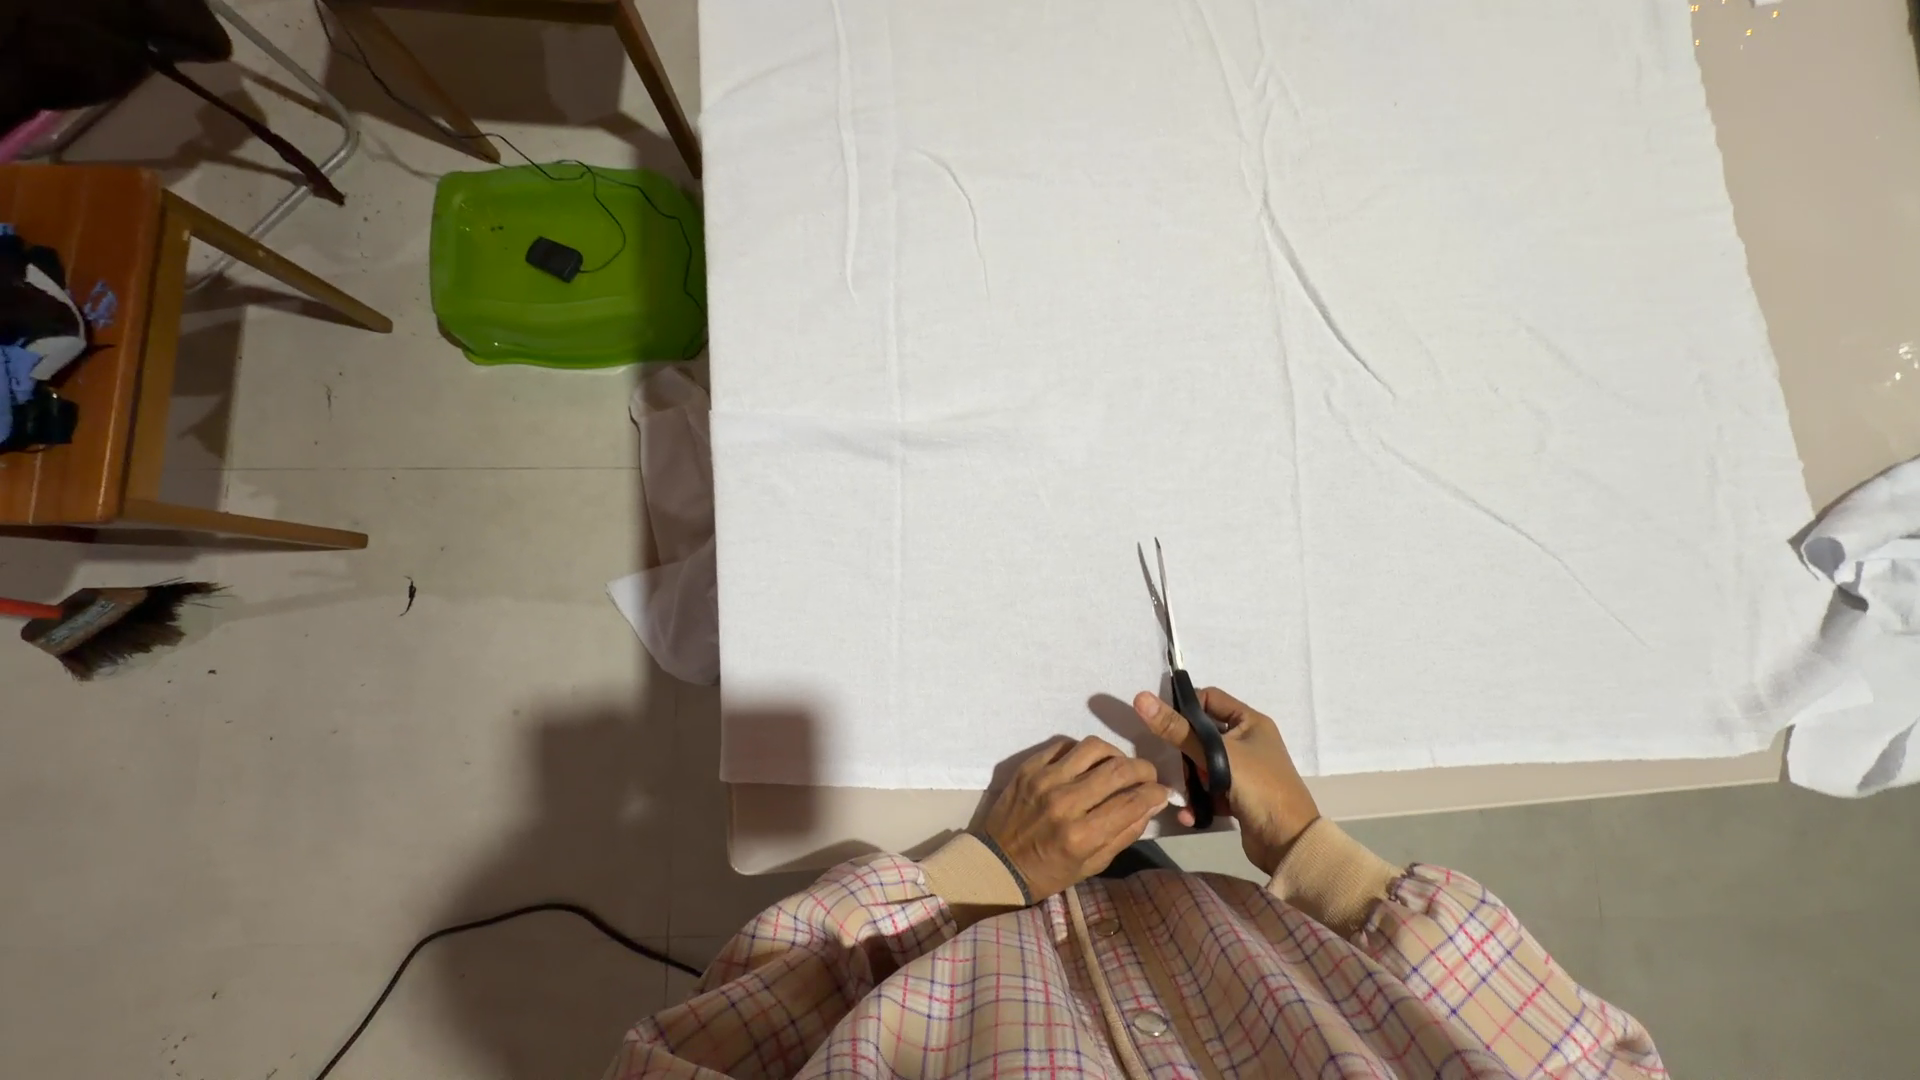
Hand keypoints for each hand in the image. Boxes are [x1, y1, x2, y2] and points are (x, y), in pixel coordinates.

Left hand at [981, 736, 1172, 900]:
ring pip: (1093, 747)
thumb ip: (1125, 832)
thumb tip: (1153, 803)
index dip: (1155, 793)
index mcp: (1082, 835)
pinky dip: (1083, 751)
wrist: (997, 863)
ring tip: (1118, 765)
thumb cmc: (1049, 871)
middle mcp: (1064, 802)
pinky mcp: (1029, 766)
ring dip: (1115, 753)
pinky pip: (1065, 745)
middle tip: (1148, 775)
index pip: (1132, 801)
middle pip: (1118, 769)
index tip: (1162, 792)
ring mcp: (1044, 780)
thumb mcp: (1093, 864)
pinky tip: (1088, 763)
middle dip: (1143, 769)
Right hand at [1133, 687, 1318, 875]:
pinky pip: (1209, 789)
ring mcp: (1243, 770)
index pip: (1209, 699)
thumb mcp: (1216, 755)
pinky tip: (1189, 815)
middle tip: (1178, 767)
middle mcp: (1248, 741)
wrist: (1288, 843)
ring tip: (1184, 796)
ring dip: (1190, 781)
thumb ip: (1178, 729)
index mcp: (1250, 722)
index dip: (1186, 707)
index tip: (1165, 725)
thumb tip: (1141, 697)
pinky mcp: (1238, 795)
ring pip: (1202, 764)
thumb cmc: (1258, 787)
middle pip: (1202, 734)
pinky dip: (1199, 800)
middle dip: (1185, 753)